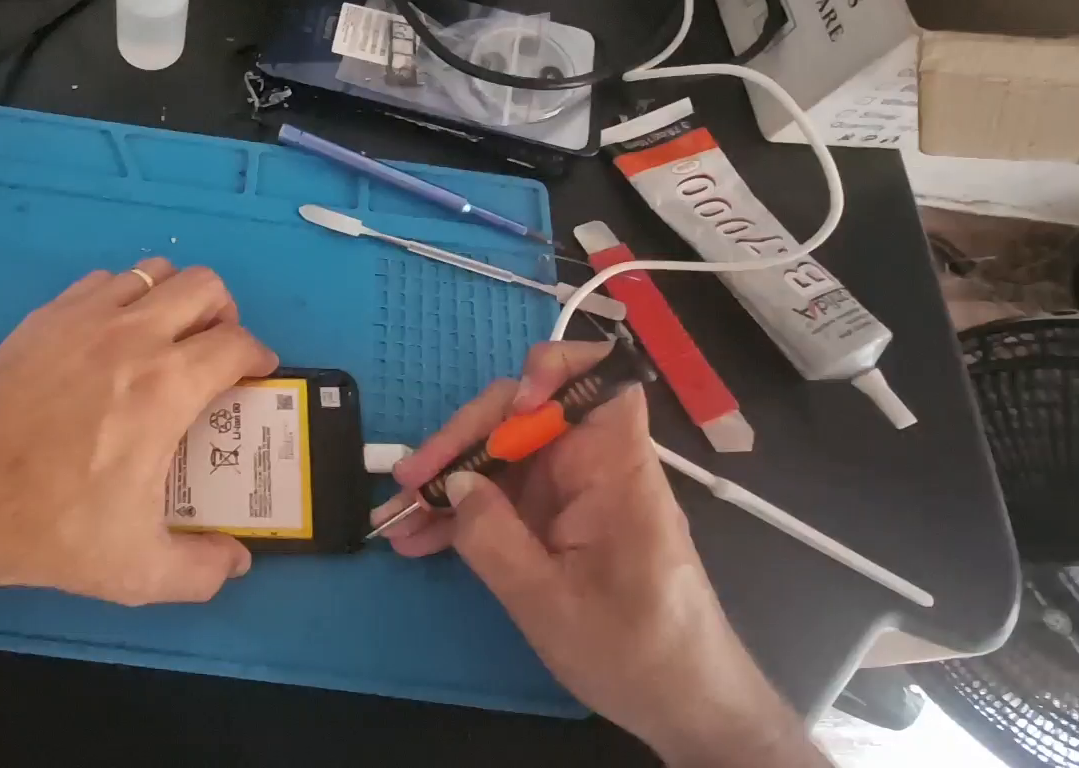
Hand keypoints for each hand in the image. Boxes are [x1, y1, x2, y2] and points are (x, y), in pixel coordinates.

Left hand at [0, 259, 276, 615]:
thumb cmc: (50, 527)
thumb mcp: (137, 570)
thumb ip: (203, 570)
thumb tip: (239, 560)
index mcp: (167, 386)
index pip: (238, 342)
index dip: (259, 356)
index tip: (257, 375)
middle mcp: (134, 335)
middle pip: (206, 285)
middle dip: (225, 314)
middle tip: (216, 351)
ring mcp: (86, 316)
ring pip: (154, 271)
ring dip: (176, 298)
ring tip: (168, 338)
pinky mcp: (47, 314)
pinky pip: (105, 281)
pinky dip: (125, 298)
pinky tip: (111, 337)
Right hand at [373, 343, 818, 766]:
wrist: (683, 708)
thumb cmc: (637, 653)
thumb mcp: (550, 602)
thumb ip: (493, 537)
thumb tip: (453, 483)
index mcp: (613, 470)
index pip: (601, 383)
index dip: (557, 371)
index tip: (514, 405)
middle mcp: (589, 466)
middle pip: (520, 417)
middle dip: (459, 441)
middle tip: (409, 480)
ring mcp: (566, 492)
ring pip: (497, 457)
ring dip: (444, 482)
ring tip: (395, 516)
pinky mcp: (550, 519)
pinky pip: (496, 497)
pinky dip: (458, 513)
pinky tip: (416, 537)